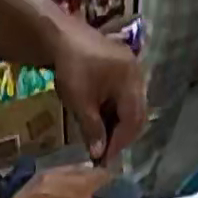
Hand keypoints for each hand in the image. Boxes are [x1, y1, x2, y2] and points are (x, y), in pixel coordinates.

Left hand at [49, 17, 144, 160]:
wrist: (61, 38)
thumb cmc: (72, 70)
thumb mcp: (81, 105)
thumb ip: (93, 130)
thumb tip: (98, 156)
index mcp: (130, 81)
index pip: (132, 121)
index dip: (119, 143)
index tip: (104, 159)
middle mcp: (137, 75)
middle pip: (136, 115)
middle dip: (121, 137)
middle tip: (105, 153)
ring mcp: (132, 70)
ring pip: (132, 108)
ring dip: (118, 127)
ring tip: (102, 141)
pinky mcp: (123, 70)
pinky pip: (125, 98)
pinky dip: (115, 114)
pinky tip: (102, 124)